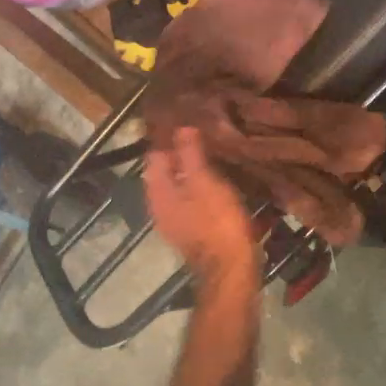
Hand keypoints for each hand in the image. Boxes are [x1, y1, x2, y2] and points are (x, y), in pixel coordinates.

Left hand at [144, 127, 258, 284]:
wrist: (231, 269)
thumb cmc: (216, 222)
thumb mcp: (204, 183)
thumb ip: (190, 155)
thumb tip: (181, 127)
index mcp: (159, 194)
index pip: (154, 155)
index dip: (168, 136)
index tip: (187, 117)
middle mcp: (161, 207)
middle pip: (166, 171)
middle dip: (181, 151)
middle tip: (204, 129)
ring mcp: (176, 220)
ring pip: (180, 184)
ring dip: (193, 167)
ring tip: (215, 148)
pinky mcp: (193, 228)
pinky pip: (192, 197)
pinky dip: (201, 184)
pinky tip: (220, 176)